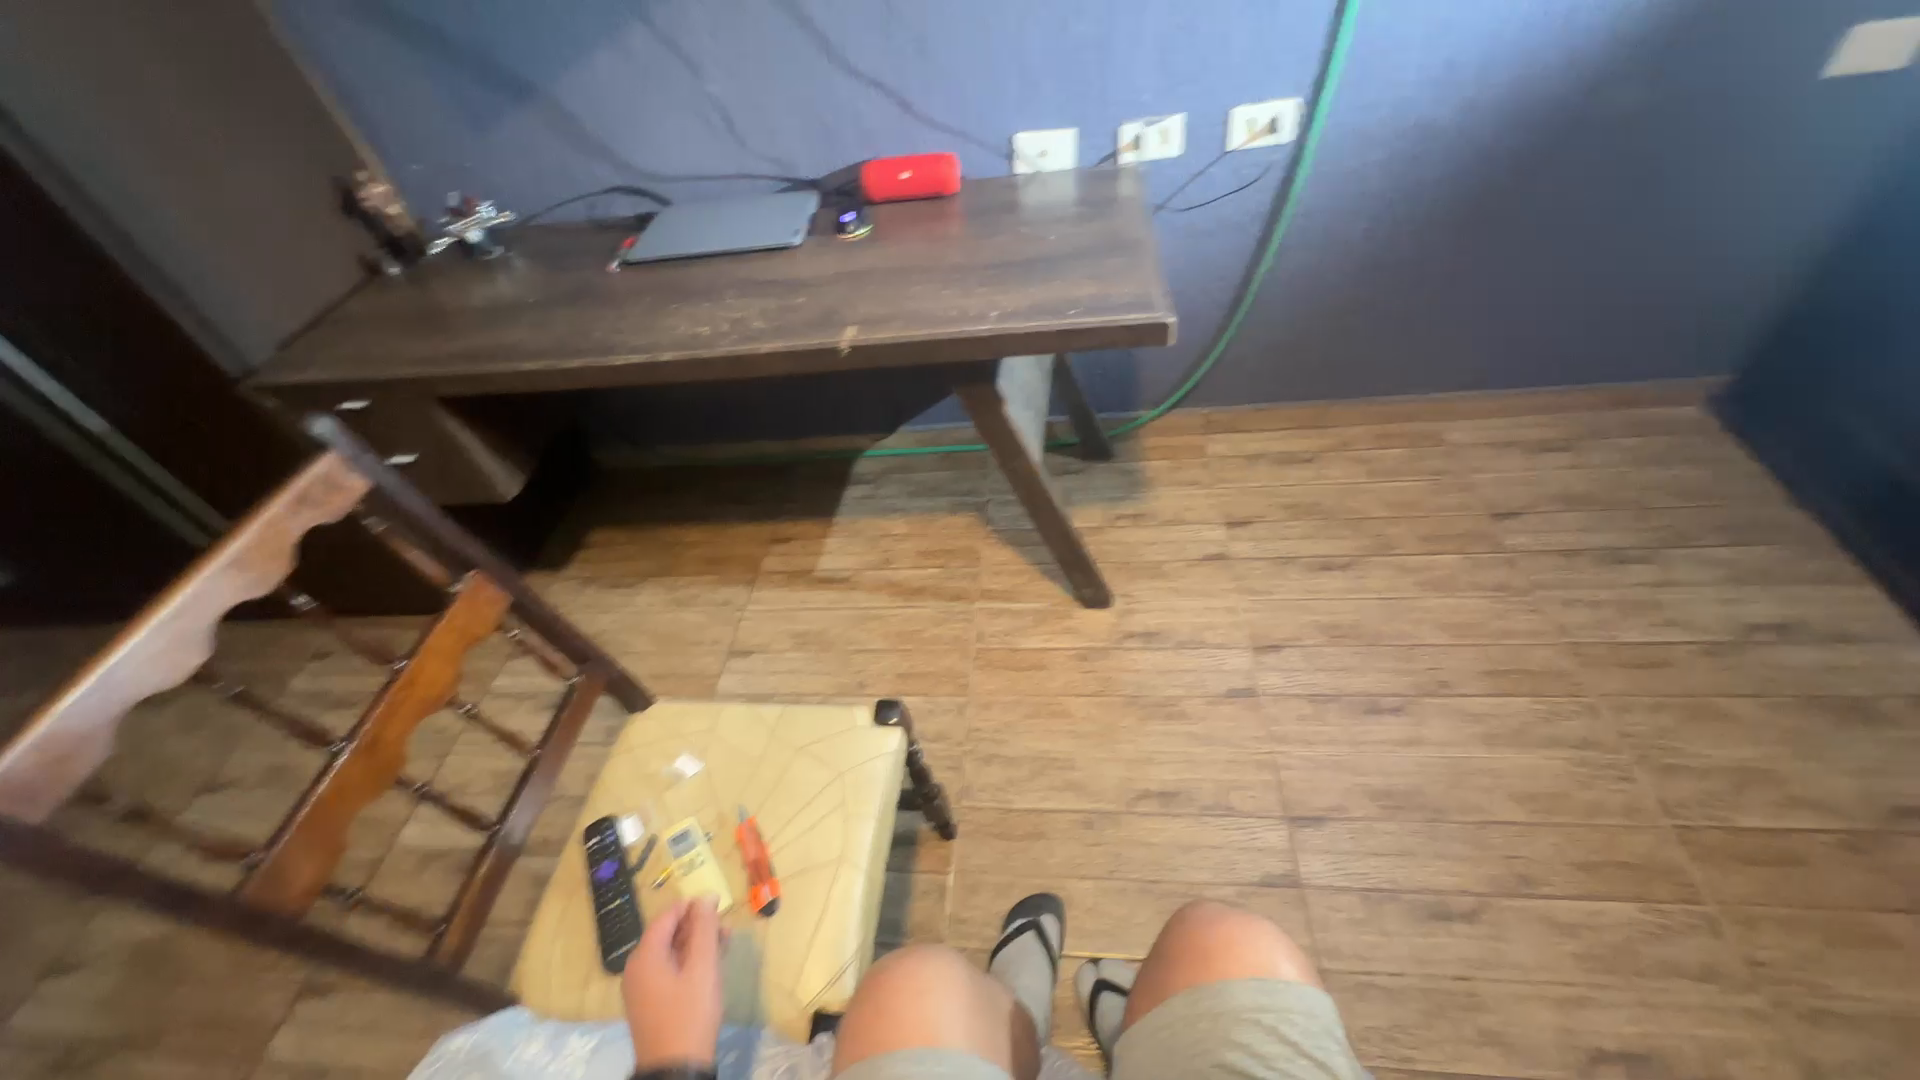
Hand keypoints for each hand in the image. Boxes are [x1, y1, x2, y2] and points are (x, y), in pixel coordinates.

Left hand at [623, 897, 724, 1070]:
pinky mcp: (650, 1003)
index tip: (719, 902)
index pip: (667, 916)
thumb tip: (705, 897)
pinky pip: (669, 970)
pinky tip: (710, 965)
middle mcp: (637, 969)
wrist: (676, 1069)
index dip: (693, 905)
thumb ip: (705, 929)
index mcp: (645, 956)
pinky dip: (688, 962)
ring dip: (696, 944)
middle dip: (697, 925)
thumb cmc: (690, 1013)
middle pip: (668, 934)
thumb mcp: (703, 967)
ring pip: (670, 953)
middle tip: (725, 926)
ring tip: (724, 943)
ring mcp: (642, 988)